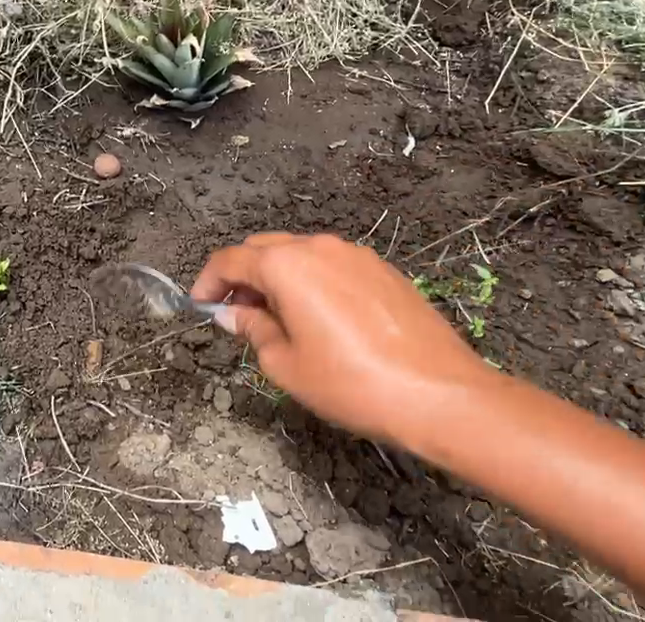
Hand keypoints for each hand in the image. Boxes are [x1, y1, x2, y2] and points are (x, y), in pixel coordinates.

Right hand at [191, 232, 496, 442]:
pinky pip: (330, 265)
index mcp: (285, 265)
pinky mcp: (383, 271)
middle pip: (262, 249)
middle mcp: (317, 247)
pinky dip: (310, 281)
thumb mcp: (285, 365)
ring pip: (298, 254)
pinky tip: (318, 317)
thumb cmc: (353, 383)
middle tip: (235, 313)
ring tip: (277, 317)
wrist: (445, 398)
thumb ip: (252, 329)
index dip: (207, 282)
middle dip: (241, 277)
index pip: (228, 260)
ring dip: (276, 277)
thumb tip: (233, 314)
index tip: (199, 306)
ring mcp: (354, 256)